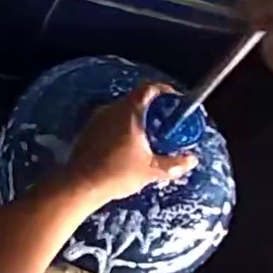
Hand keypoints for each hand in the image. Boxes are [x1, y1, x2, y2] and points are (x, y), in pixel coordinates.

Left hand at [61, 81, 197, 205]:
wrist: (81, 184)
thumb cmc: (117, 173)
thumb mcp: (151, 170)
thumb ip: (174, 163)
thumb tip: (191, 160)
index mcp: (128, 111)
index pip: (148, 88)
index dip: (163, 90)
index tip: (174, 99)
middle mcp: (111, 109)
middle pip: (135, 98)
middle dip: (152, 108)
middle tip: (165, 121)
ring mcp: (96, 118)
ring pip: (120, 110)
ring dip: (135, 118)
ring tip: (148, 134)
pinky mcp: (87, 129)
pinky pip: (109, 121)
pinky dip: (121, 126)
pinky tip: (127, 144)